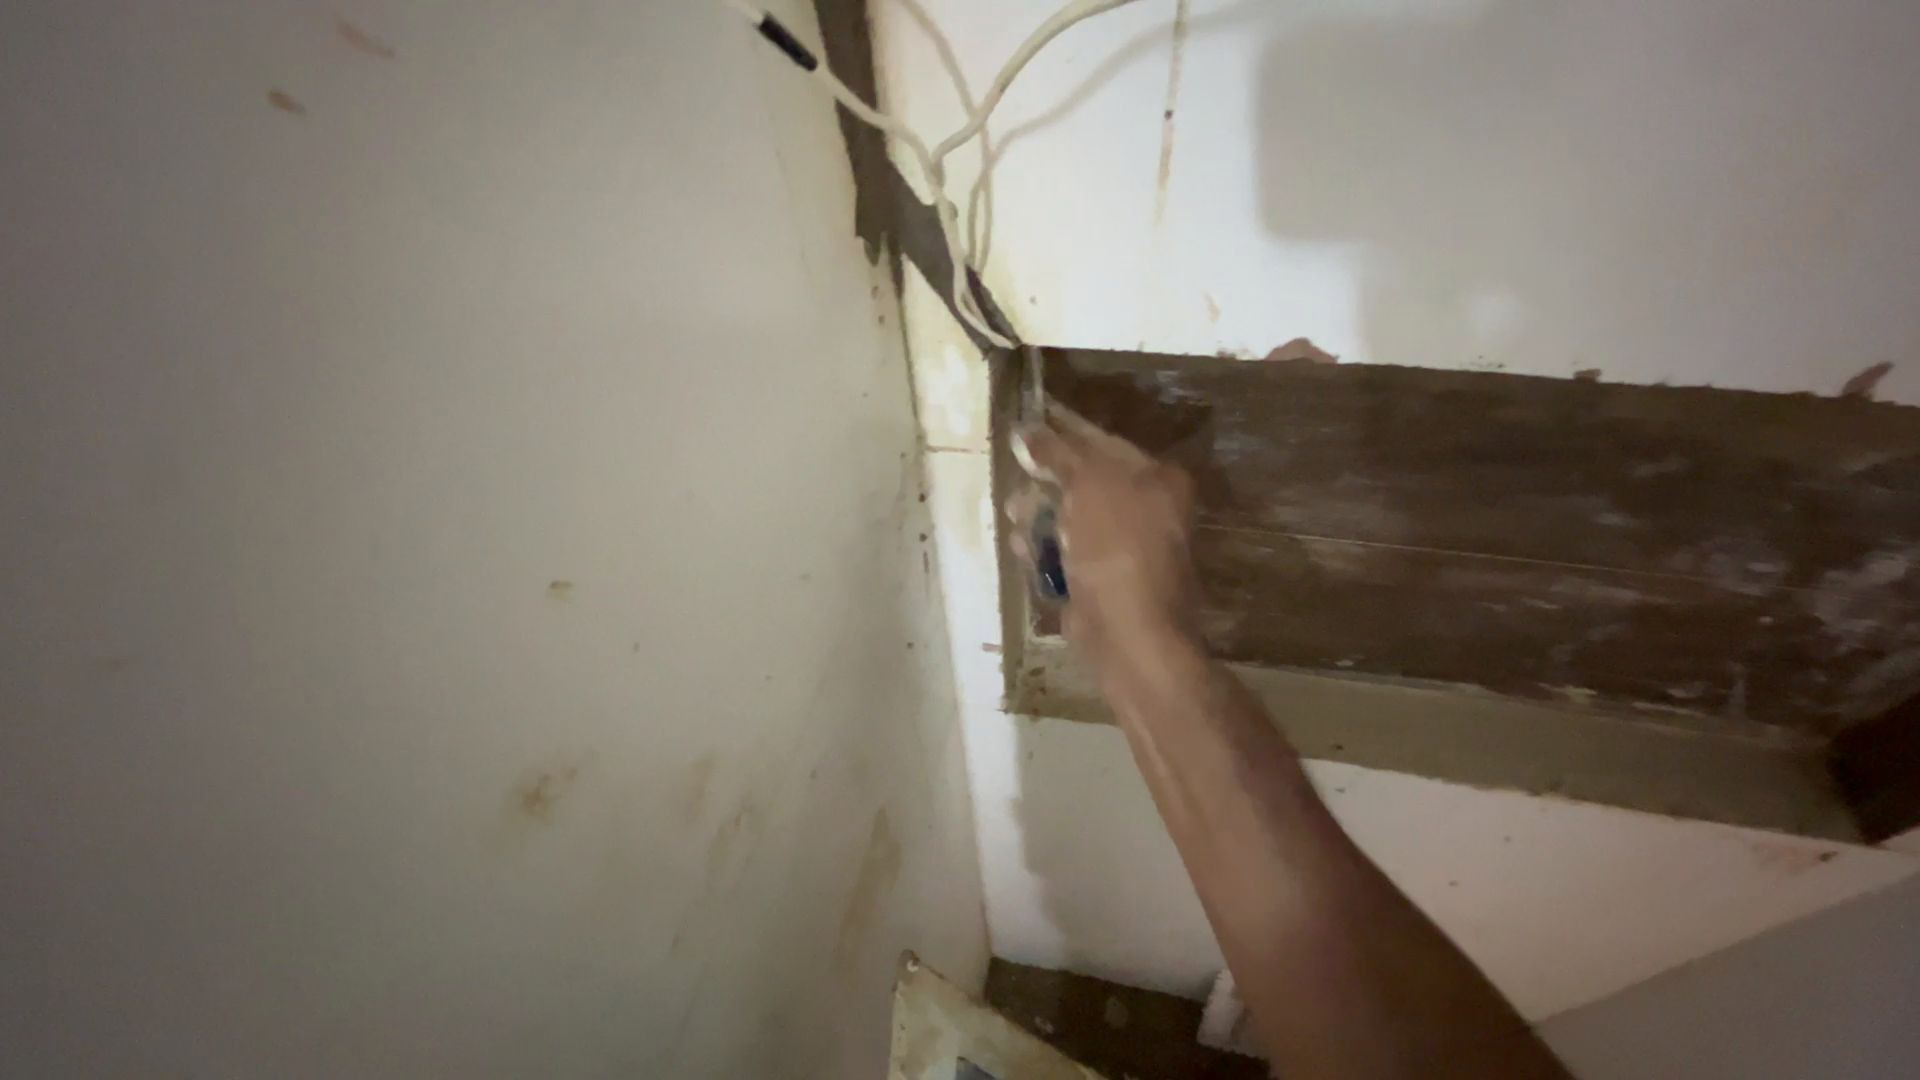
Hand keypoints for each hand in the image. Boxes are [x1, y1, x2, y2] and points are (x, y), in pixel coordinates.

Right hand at [1010, 408, 1203, 678]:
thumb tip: (1027, 429)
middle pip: (1083, 482)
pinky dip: (1043, 551)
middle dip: (1046, 482)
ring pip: (1068, 519)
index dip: (1063, 435)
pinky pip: (1063, 555)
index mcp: (1158, 480)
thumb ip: (1060, 453)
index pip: (1104, 443)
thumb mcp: (1089, 484)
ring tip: (1017, 519)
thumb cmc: (1116, 546)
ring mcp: (1122, 549)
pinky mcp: (1099, 582)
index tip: (1025, 432)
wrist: (1127, 632)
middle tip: (1019, 480)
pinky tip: (1025, 551)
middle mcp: (1145, 511)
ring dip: (1039, 517)